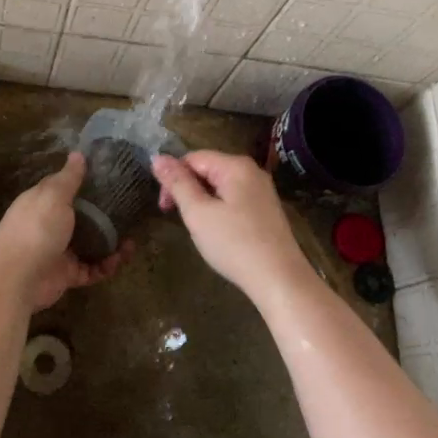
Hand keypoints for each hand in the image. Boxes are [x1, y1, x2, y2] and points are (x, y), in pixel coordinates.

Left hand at [0, 152, 131, 310]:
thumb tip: (77, 153)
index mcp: (42, 202)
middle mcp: (50, 225)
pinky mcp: (66, 275)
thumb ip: (68, 178)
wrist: (17, 279)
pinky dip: (106, 266)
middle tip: (129, 212)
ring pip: (89, 245)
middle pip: (80, 217)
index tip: (111, 179)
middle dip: (103, 217)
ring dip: (110, 244)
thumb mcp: (53, 196)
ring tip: (132, 242)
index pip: (64, 188)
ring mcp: (58, 251)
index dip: (85, 183)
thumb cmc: (36, 229)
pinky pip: (91, 269)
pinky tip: (120, 259)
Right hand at [152, 151, 309, 299]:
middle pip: (208, 170)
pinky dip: (220, 211)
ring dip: (203, 203)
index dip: (173, 178)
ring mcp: (262, 191)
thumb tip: (158, 157)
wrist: (279, 280)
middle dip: (188, 191)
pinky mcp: (267, 210)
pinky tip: (220, 234)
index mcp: (236, 166)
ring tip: (200, 229)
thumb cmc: (234, 244)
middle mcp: (252, 171)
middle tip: (181, 220)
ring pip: (220, 187)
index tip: (165, 208)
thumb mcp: (198, 213)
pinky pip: (235, 200)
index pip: (193, 158)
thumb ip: (177, 183)